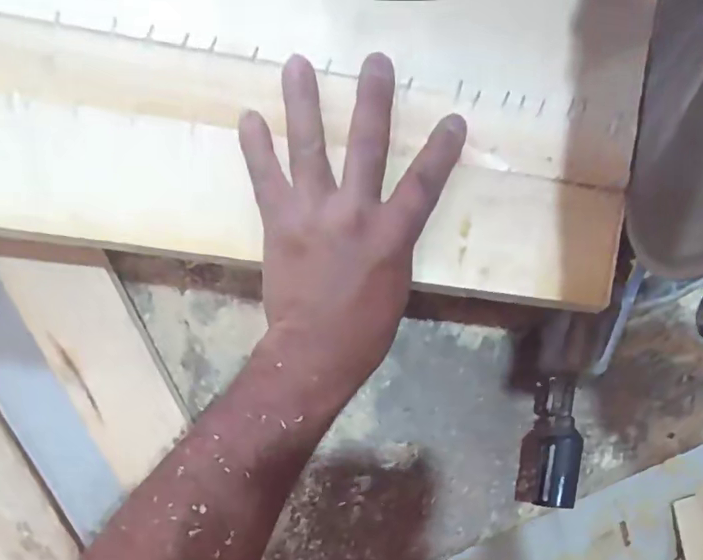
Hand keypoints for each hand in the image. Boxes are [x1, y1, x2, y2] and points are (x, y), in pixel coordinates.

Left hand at [238, 54, 466, 393]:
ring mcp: (314, 213)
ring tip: (297, 65)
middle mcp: (356, 215)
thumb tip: (384, 232)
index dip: (441, 150)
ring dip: (304, 102)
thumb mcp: (394, 292)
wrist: (315, 352)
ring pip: (310, 147)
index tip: (453, 120)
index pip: (424, 185)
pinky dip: (256, 146)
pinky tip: (249, 118)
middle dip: (374, 101)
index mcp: (393, 238)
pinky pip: (265, 176)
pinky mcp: (279, 221)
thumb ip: (390, 253)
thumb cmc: (364, 334)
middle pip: (368, 147)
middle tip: (377, 63)